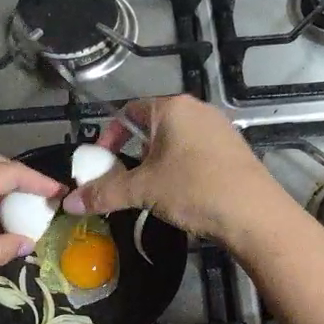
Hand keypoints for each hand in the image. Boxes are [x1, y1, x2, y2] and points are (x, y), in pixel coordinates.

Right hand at [62, 95, 288, 241]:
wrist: (255, 214)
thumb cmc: (194, 189)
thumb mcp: (143, 190)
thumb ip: (105, 192)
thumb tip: (69, 202)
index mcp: (172, 108)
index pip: (129, 110)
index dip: (111, 135)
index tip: (103, 162)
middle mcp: (197, 110)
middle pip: (153, 125)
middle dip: (134, 152)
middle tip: (126, 179)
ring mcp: (219, 128)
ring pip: (176, 140)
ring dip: (157, 162)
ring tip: (153, 190)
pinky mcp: (234, 149)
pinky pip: (196, 152)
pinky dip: (181, 167)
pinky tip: (183, 194)